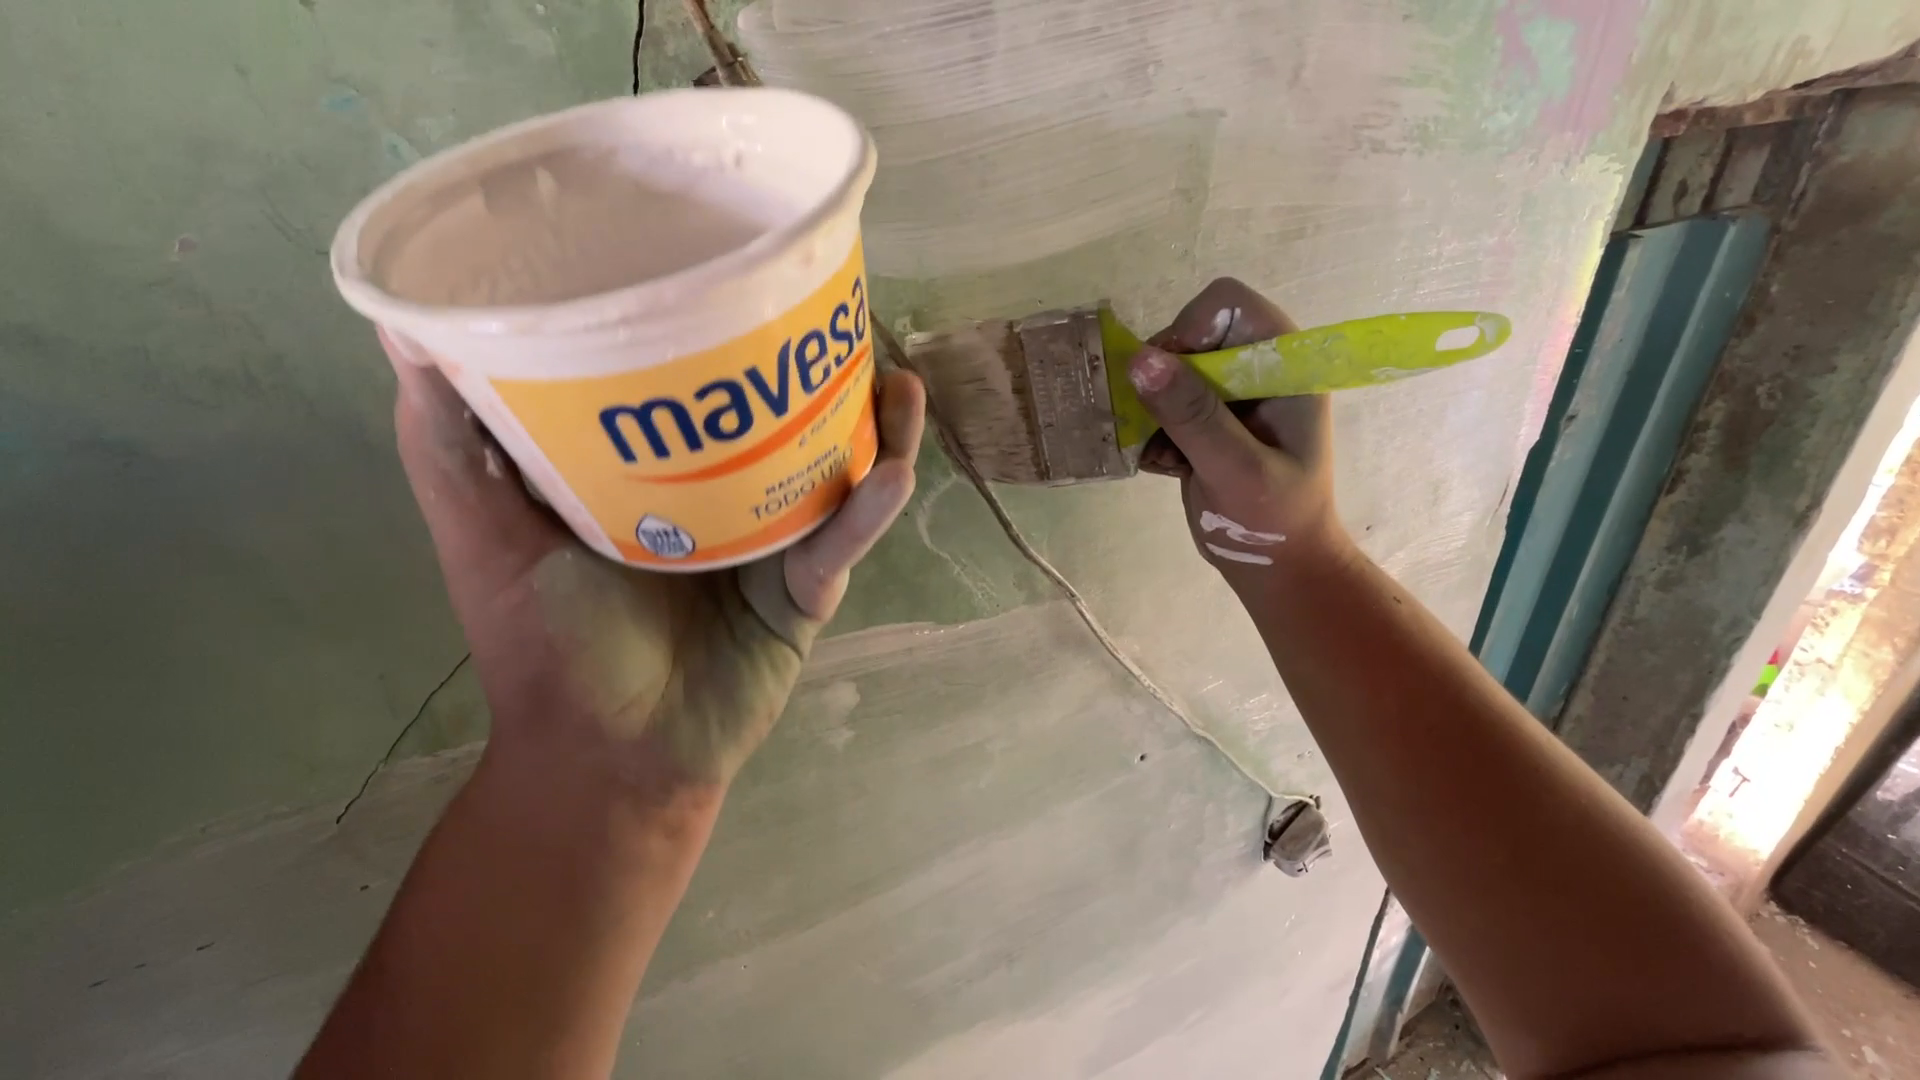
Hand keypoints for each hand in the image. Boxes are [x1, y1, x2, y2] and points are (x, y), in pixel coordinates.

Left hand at [380, 330, 925, 793]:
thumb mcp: (486, 532)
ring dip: (872, 428)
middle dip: (819, 372)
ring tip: (897, 381)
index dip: (720, 330)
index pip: (697, 388)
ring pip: (833, 473)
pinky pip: (842, 542)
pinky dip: (869, 508)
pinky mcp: (806, 594)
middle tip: (841, 318)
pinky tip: (892, 468)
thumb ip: (449, 442)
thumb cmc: (545, 645)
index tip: (735, 267)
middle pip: (782, 421)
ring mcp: (772, 546)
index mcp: (659, 476)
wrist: (607, 757)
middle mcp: (724, 500)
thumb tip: (403, 323)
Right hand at [1127, 278, 1346, 588]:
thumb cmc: (1272, 521)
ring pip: (1166, 373)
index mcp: (1284, 365)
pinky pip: (1159, 406)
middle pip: (1188, 336)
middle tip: (1159, 426)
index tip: (1172, 380)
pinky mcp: (1204, 423)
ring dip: (1152, 413)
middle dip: (1163, 382)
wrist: (1279, 568)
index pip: (1228, 305)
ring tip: (1165, 455)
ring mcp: (1227, 397)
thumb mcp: (1235, 468)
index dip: (1191, 330)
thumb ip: (1192, 414)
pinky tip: (1167, 466)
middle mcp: (1255, 371)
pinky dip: (1152, 434)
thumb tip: (1140, 359)